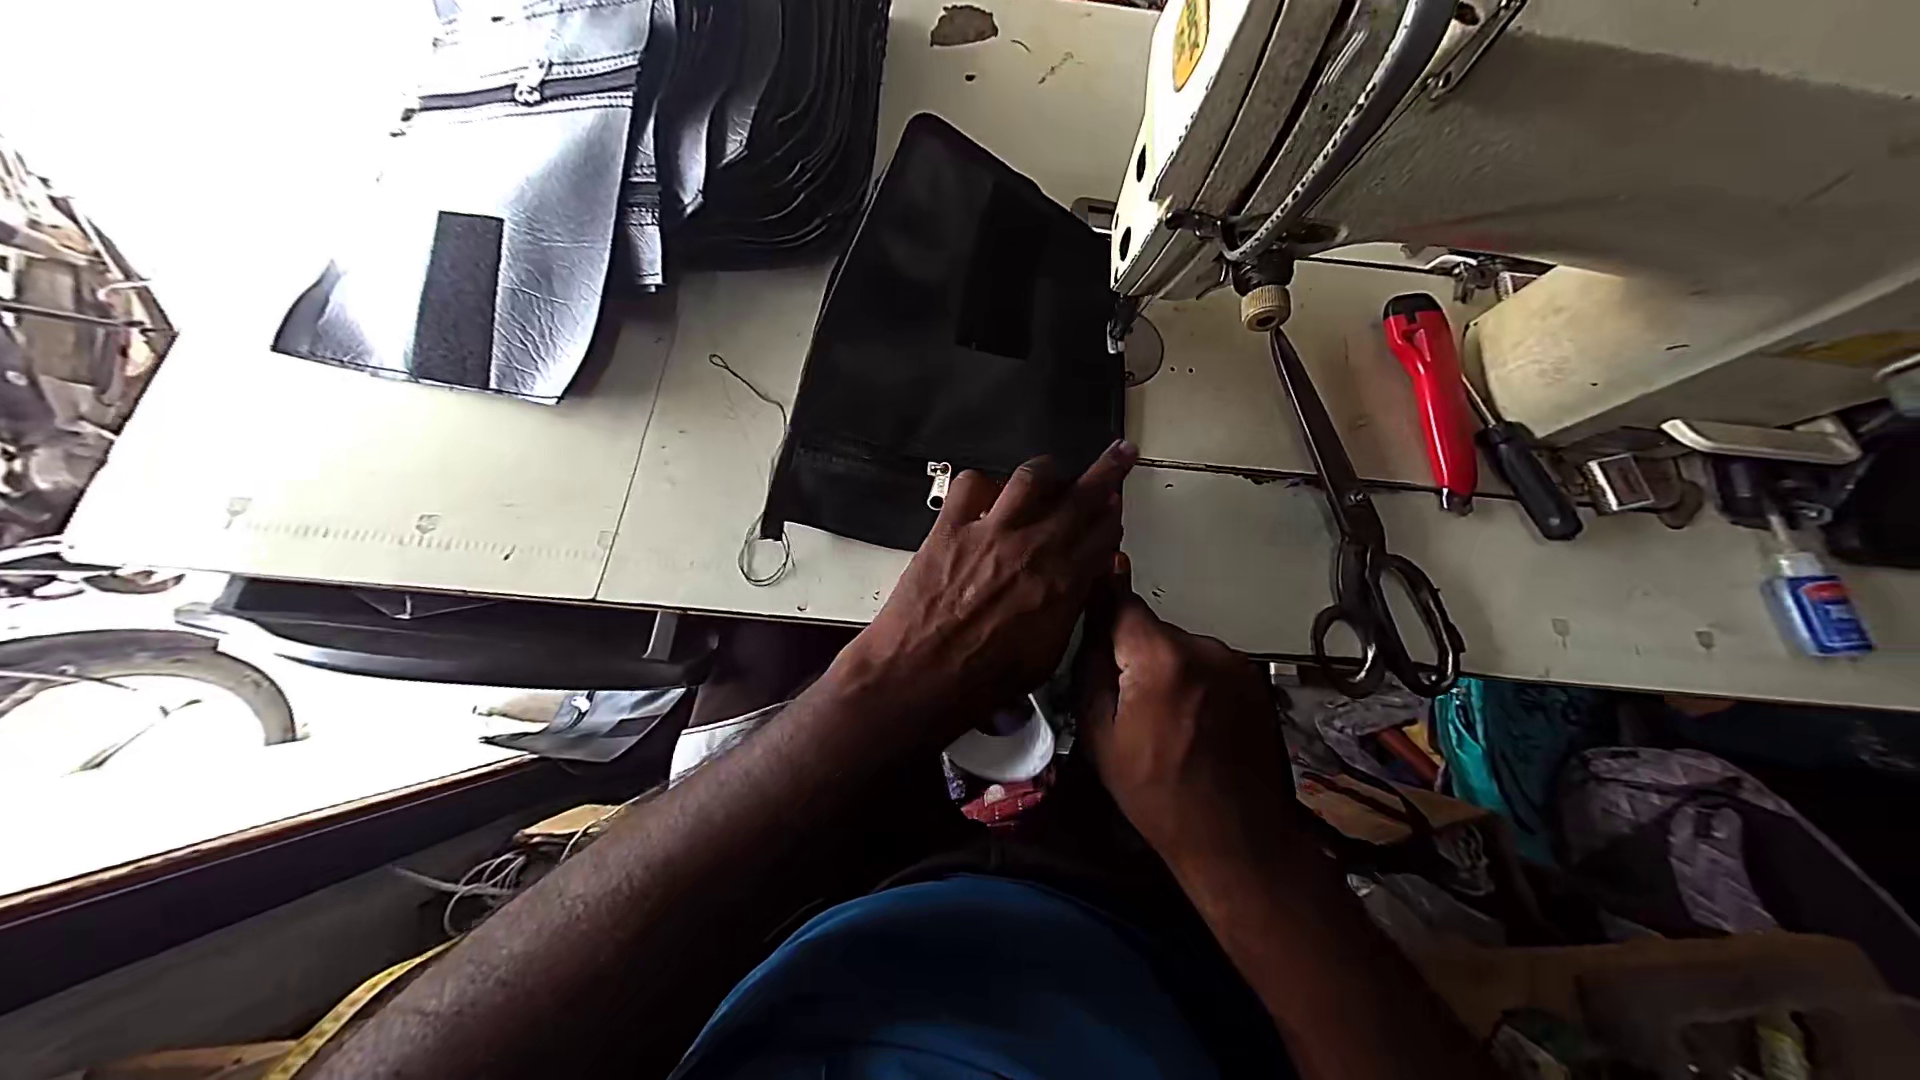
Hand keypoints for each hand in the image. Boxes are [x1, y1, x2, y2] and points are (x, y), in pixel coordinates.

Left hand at [826, 440, 1138, 749]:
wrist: (919, 677)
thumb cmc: (979, 680)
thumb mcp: (1046, 656)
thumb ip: (1068, 610)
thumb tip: (1078, 584)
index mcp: (1062, 584)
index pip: (1104, 533)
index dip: (1113, 516)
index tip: (1115, 507)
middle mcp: (1031, 549)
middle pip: (1083, 495)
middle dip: (1108, 470)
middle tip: (1118, 454)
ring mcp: (990, 534)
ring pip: (1032, 477)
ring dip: (1050, 470)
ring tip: (1052, 472)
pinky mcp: (950, 528)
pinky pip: (970, 484)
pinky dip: (983, 483)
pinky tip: (987, 494)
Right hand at [1080, 558, 1300, 865]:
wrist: (1237, 839)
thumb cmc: (1155, 792)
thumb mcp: (1100, 734)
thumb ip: (1093, 668)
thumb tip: (1093, 624)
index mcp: (1161, 658)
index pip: (1123, 603)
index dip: (1104, 595)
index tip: (1092, 583)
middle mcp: (1204, 648)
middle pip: (1153, 631)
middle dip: (1135, 651)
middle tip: (1125, 697)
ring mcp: (1237, 664)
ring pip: (1181, 649)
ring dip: (1167, 669)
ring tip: (1164, 718)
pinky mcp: (1256, 682)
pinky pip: (1209, 667)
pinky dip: (1195, 682)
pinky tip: (1194, 722)